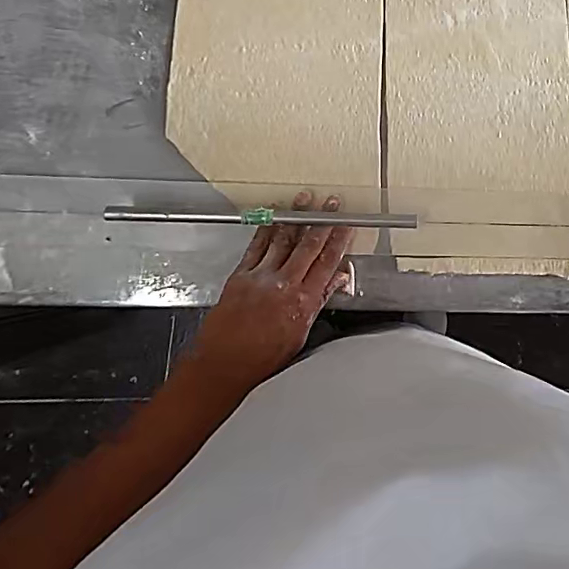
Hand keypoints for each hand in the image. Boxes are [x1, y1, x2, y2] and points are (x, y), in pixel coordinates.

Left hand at [188, 191, 355, 387]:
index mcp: (303, 302)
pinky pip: (256, 246)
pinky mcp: (240, 276)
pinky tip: (275, 218)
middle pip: (309, 245)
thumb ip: (319, 301)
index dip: (340, 239)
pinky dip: (267, 229)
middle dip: (323, 221)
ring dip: (296, 217)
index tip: (347, 224)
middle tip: (331, 204)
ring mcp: (260, 278)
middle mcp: (283, 286)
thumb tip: (337, 281)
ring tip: (305, 200)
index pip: (328, 262)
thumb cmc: (260, 358)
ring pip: (283, 240)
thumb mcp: (301, 333)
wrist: (221, 367)